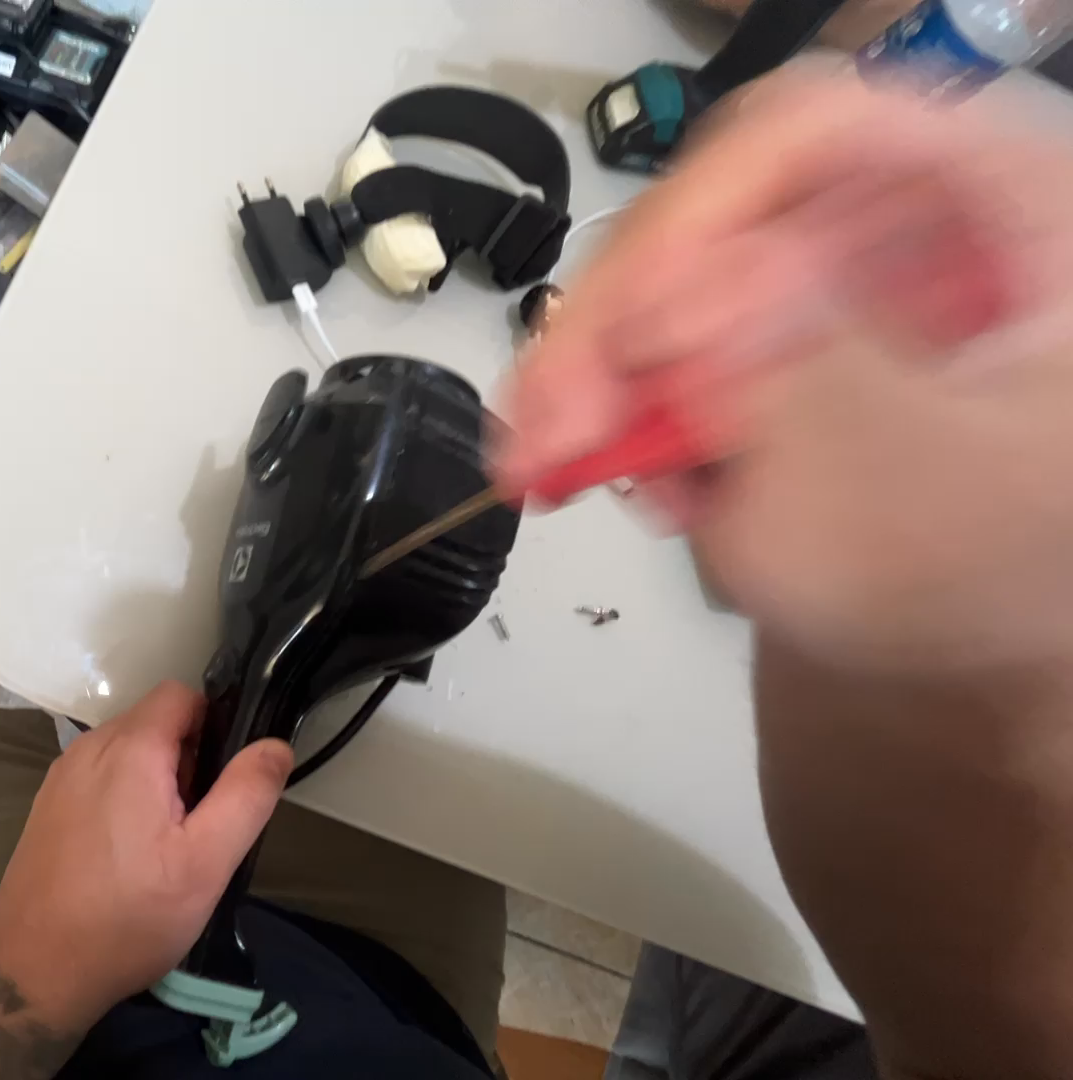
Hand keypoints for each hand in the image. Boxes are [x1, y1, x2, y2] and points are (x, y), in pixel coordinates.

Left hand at [0, 682, 293, 1030]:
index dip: (212, 723)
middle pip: (153, 721)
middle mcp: (90, 746)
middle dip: (186, 757)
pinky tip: (126, 851)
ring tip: (163, 843)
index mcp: (130, 747)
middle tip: (197, 822)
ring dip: (155, 777)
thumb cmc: (128, 915)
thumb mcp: (205, 863)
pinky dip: (123, 792)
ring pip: (126, 748)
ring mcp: (63, 772)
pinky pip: (99, 772)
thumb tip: (276, 745)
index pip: (180, 695)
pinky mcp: (48, 800)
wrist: (35, 966)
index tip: (223, 776)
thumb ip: (245, 796)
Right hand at [496, 72, 1072, 674]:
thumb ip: (807, 379)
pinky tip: (586, 464)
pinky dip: (578, 407)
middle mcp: (871, 230)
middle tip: (547, 433)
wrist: (916, 629)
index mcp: (984, 219)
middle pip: (683, 223)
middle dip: (596, 334)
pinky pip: (614, 343)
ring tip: (551, 467)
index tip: (630, 340)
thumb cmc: (955, 577)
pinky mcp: (720, 338)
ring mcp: (783, 287)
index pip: (804, 141)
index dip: (690, 223)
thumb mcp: (898, 486)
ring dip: (570, 382)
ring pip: (629, 289)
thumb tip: (696, 283)